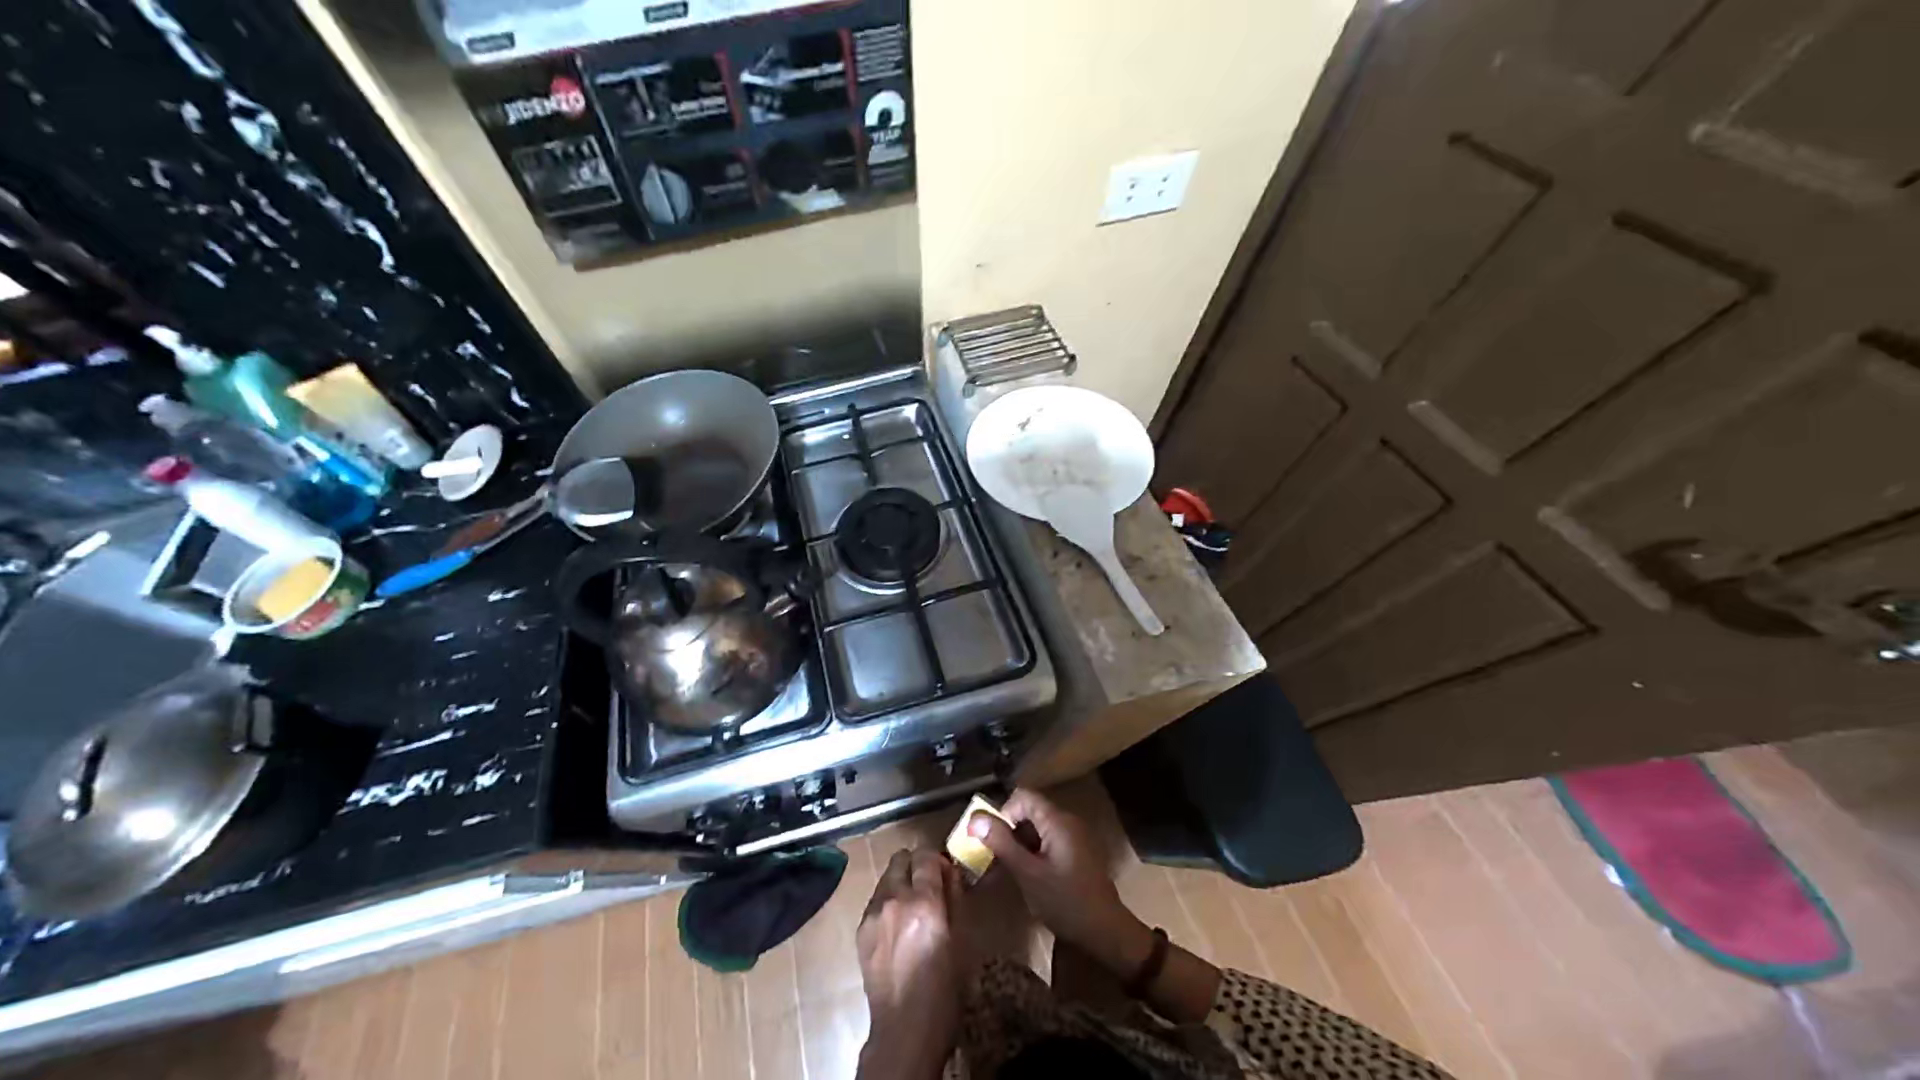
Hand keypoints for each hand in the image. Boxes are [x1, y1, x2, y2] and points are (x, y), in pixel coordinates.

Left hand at [856, 849, 962, 1079]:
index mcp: (924, 902)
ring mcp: (873, 913)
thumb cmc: (944, 990)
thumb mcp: (962, 941)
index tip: (945, 873)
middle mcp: (894, 899)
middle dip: (916, 865)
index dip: (938, 859)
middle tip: (929, 886)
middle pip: (901, 858)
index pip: (926, 855)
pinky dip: (888, 902)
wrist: (904, 1029)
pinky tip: (897, 928)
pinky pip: (876, 900)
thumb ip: (955, 899)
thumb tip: (951, 872)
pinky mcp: (860, 929)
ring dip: (901, 882)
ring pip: (886, 877)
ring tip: (912, 909)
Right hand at [969, 789, 1154, 978]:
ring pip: (1038, 828)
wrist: (1106, 933)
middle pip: (1030, 811)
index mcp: (1058, 820)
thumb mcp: (1028, 874)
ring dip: (1021, 844)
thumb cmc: (1065, 902)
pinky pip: (1050, 842)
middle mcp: (1068, 821)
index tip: (993, 842)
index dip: (1003, 813)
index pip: (1023, 797)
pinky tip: (1029, 877)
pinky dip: (1034, 853)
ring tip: (1010, 871)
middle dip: (1010, 831)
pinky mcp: (1078, 853)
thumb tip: (974, 818)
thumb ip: (1002, 843)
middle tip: (997, 859)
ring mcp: (1075, 837)